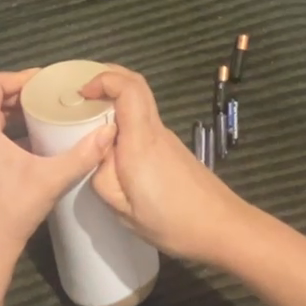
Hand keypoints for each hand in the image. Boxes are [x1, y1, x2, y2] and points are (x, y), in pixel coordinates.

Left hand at [0, 69, 112, 269]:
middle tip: (45, 92)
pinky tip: (29, 133)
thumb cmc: (14, 209)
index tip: (43, 81)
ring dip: (9, 106)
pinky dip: (3, 123)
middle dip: (15, 89)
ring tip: (40, 107)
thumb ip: (82, 154)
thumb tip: (109, 132)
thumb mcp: (53, 178)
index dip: (17, 77)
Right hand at [80, 66, 260, 265]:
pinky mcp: (173, 150)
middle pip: (136, 85)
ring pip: (141, 103)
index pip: (128, 88)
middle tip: (82, 94)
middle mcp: (156, 131)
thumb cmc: (173, 221)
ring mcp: (168, 139)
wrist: (223, 228)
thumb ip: (101, 176)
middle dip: (108, 78)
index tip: (81, 94)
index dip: (103, 79)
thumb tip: (95, 153)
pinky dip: (126, 119)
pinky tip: (113, 145)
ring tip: (90, 120)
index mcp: (141, 141)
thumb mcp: (123, 209)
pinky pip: (145, 123)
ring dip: (116, 100)